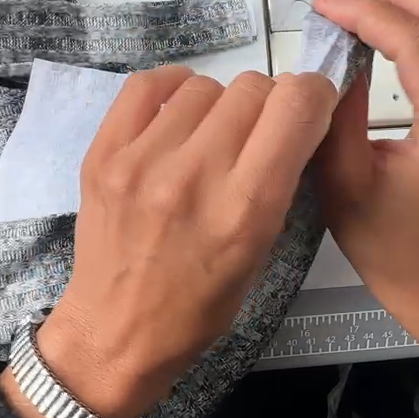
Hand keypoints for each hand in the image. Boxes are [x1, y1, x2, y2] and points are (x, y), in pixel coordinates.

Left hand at [3, 66, 337, 417]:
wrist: (116, 333)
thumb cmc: (200, 305)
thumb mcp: (262, 251)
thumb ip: (282, 179)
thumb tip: (294, 115)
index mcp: (246, 208)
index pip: (297, 106)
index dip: (315, 95)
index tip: (309, 109)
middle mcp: (195, 175)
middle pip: (254, 88)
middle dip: (269, 103)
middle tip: (257, 133)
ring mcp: (142, 161)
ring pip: (205, 86)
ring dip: (220, 103)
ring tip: (211, 135)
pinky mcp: (103, 154)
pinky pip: (147, 84)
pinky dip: (173, 87)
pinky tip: (179, 111)